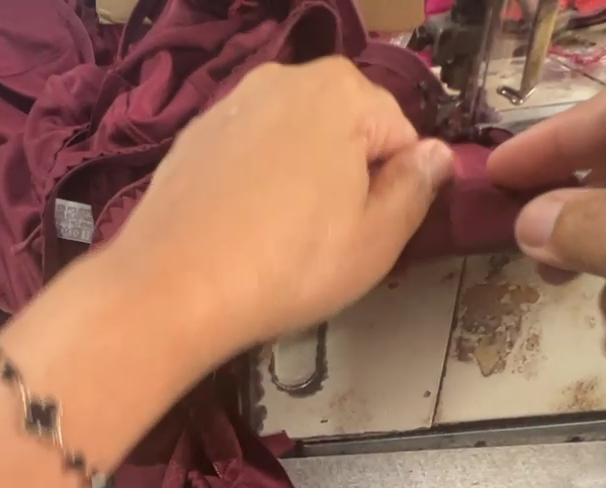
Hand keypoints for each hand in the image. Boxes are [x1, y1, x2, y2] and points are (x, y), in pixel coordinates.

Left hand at [102, 56, 454, 373]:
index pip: (399, 137)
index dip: (391, 194)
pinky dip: (245, 193)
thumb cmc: (286, 267)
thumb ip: (416, 190)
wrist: (170, 290)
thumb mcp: (375, 242)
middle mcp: (281, 79)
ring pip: (285, 148)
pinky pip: (240, 164)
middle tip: (318, 247)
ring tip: (271, 247)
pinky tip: (234, 238)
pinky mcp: (185, 143)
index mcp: (341, 90)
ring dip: (292, 188)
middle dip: (340, 184)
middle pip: (339, 135)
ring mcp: (226, 108)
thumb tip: (434, 156)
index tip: (365, 238)